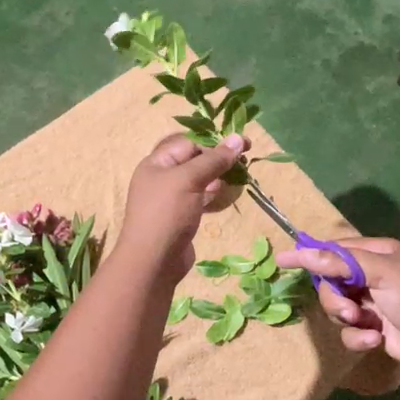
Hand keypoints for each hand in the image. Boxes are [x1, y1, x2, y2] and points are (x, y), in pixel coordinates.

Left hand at [115, 132, 245, 274]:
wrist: (154, 262)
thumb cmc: (167, 214)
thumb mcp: (189, 180)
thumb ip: (214, 159)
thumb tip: (238, 138)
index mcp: (157, 163)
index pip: (189, 143)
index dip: (215, 142)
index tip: (243, 144)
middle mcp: (162, 177)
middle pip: (195, 160)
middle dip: (219, 158)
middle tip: (246, 161)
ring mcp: (171, 198)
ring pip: (199, 179)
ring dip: (218, 176)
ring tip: (239, 176)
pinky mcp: (181, 216)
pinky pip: (199, 197)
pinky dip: (213, 193)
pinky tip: (224, 194)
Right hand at [276, 238, 399, 369]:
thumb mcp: (380, 272)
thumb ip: (341, 262)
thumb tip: (304, 251)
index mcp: (378, 252)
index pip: (335, 249)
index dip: (311, 255)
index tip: (284, 260)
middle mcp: (373, 274)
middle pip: (332, 281)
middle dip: (335, 298)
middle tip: (349, 310)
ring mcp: (372, 301)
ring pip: (337, 307)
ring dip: (346, 318)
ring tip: (364, 324)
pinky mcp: (372, 327)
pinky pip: (348, 329)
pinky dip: (357, 336)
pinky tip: (373, 339)